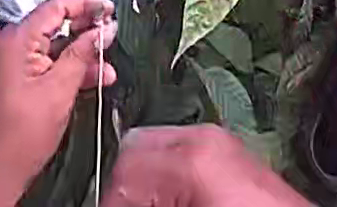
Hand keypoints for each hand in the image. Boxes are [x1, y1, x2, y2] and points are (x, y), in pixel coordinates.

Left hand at [0, 0, 116, 205]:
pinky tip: (92, 78)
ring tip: (107, 66)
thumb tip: (105, 29)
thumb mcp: (60, 89)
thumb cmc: (20, 135)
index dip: (87, 4)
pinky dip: (68, 69)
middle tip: (112, 35)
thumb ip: (83, 53)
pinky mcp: (16, 79)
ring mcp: (13, 62)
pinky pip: (47, 63)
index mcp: (17, 38)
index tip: (110, 9)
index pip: (57, 5)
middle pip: (56, 23)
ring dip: (82, 55)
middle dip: (87, 30)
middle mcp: (12, 43)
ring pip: (55, 46)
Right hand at [103, 126, 312, 206]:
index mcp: (192, 160)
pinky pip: (179, 150)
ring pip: (155, 145)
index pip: (123, 168)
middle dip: (124, 187)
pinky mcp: (226, 149)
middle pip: (135, 147)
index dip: (110, 199)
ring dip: (143, 180)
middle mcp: (202, 137)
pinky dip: (165, 175)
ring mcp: (216, 139)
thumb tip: (115, 199)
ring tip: (147, 205)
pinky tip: (170, 201)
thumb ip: (147, 199)